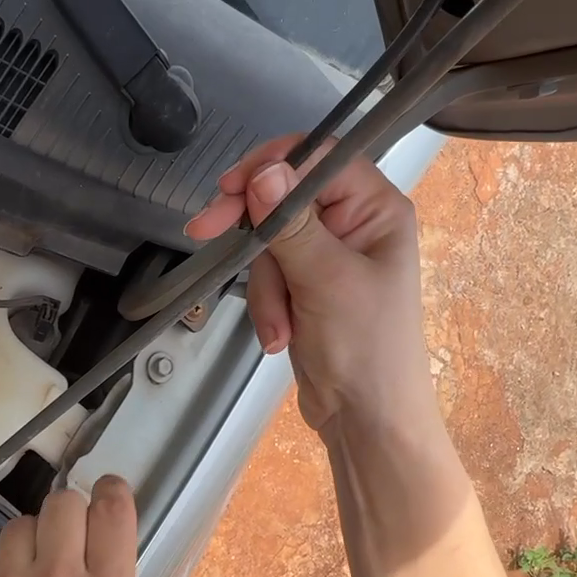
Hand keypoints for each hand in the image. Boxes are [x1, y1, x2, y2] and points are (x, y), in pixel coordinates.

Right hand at [184, 133, 435, 435]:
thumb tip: (263, 173)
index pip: (318, 161)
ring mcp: (326, 261)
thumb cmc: (363, 347)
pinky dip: (267, 310)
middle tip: (201, 232)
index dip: (270, 168)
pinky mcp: (305, 292)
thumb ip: (291, 225)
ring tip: (279, 330)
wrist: (364, 415)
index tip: (225, 189)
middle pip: (283, 205)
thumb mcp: (324, 280)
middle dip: (254, 237)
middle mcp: (352, 226)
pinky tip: (280, 337)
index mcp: (375, 209)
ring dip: (265, 293)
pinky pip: (269, 283)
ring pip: (270, 250)